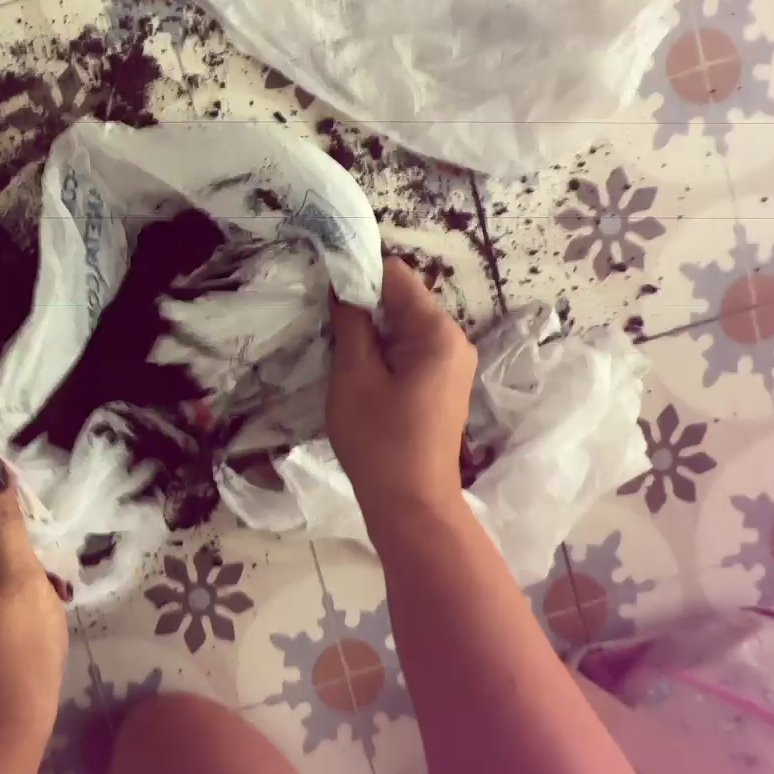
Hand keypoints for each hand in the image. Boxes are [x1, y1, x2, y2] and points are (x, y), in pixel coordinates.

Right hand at [326, 257, 478, 511]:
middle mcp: (453, 339)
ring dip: (368, 325)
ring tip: (332, 338)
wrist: (410, 502)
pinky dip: (381, 346)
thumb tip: (341, 285)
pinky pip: (408, 346)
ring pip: (402, 323)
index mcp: (436, 332)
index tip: (320, 280)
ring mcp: (451, 362)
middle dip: (361, 299)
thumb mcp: (353, 375)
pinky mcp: (441, 381)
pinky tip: (355, 363)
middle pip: (401, 297)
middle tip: (320, 313)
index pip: (396, 275)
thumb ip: (350, 323)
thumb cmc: (378, 438)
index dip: (357, 271)